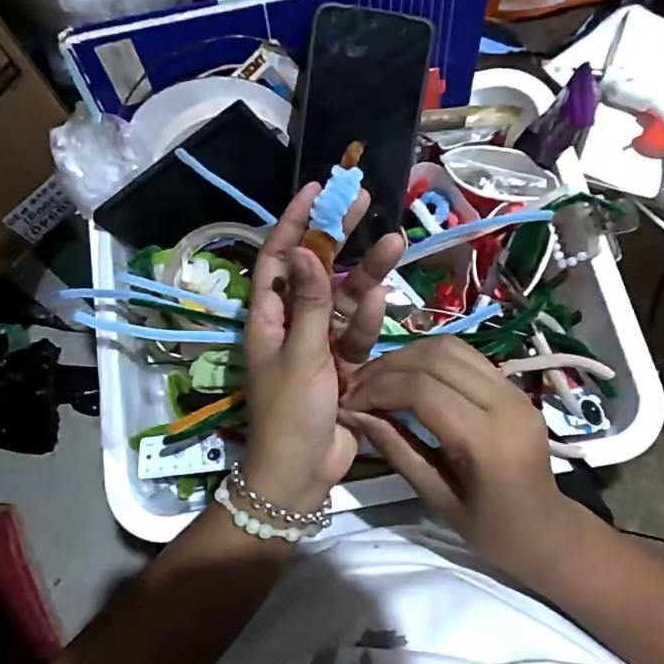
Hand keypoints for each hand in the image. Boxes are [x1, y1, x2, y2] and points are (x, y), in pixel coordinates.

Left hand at [241, 182, 402, 512]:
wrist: (302, 473)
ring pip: (345, 299)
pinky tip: (383, 303)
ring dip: (367, 275)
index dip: (294, 222)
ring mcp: (320, 344)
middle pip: (317, 269)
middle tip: (363, 201)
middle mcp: (293, 323)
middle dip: (338, 236)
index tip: (316, 190)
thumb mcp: (300, 354)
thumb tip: (305, 251)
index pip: (278, 257)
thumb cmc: (291, 413)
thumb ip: (309, 303)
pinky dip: (369, 320)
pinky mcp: (344, 365)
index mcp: (268, 317)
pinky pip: (358, 333)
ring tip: (395, 243)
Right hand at [340, 337, 577, 569]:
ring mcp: (515, 390)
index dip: (379, 388)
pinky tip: (408, 376)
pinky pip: (467, 356)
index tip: (350, 402)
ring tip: (379, 378)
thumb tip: (354, 414)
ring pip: (451, 348)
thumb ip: (397, 449)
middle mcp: (506, 404)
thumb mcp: (437, 498)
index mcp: (489, 441)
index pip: (423, 391)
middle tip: (358, 386)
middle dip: (388, 367)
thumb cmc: (491, 529)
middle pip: (436, 359)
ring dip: (408, 356)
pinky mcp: (515, 386)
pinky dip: (430, 358)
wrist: (546, 530)